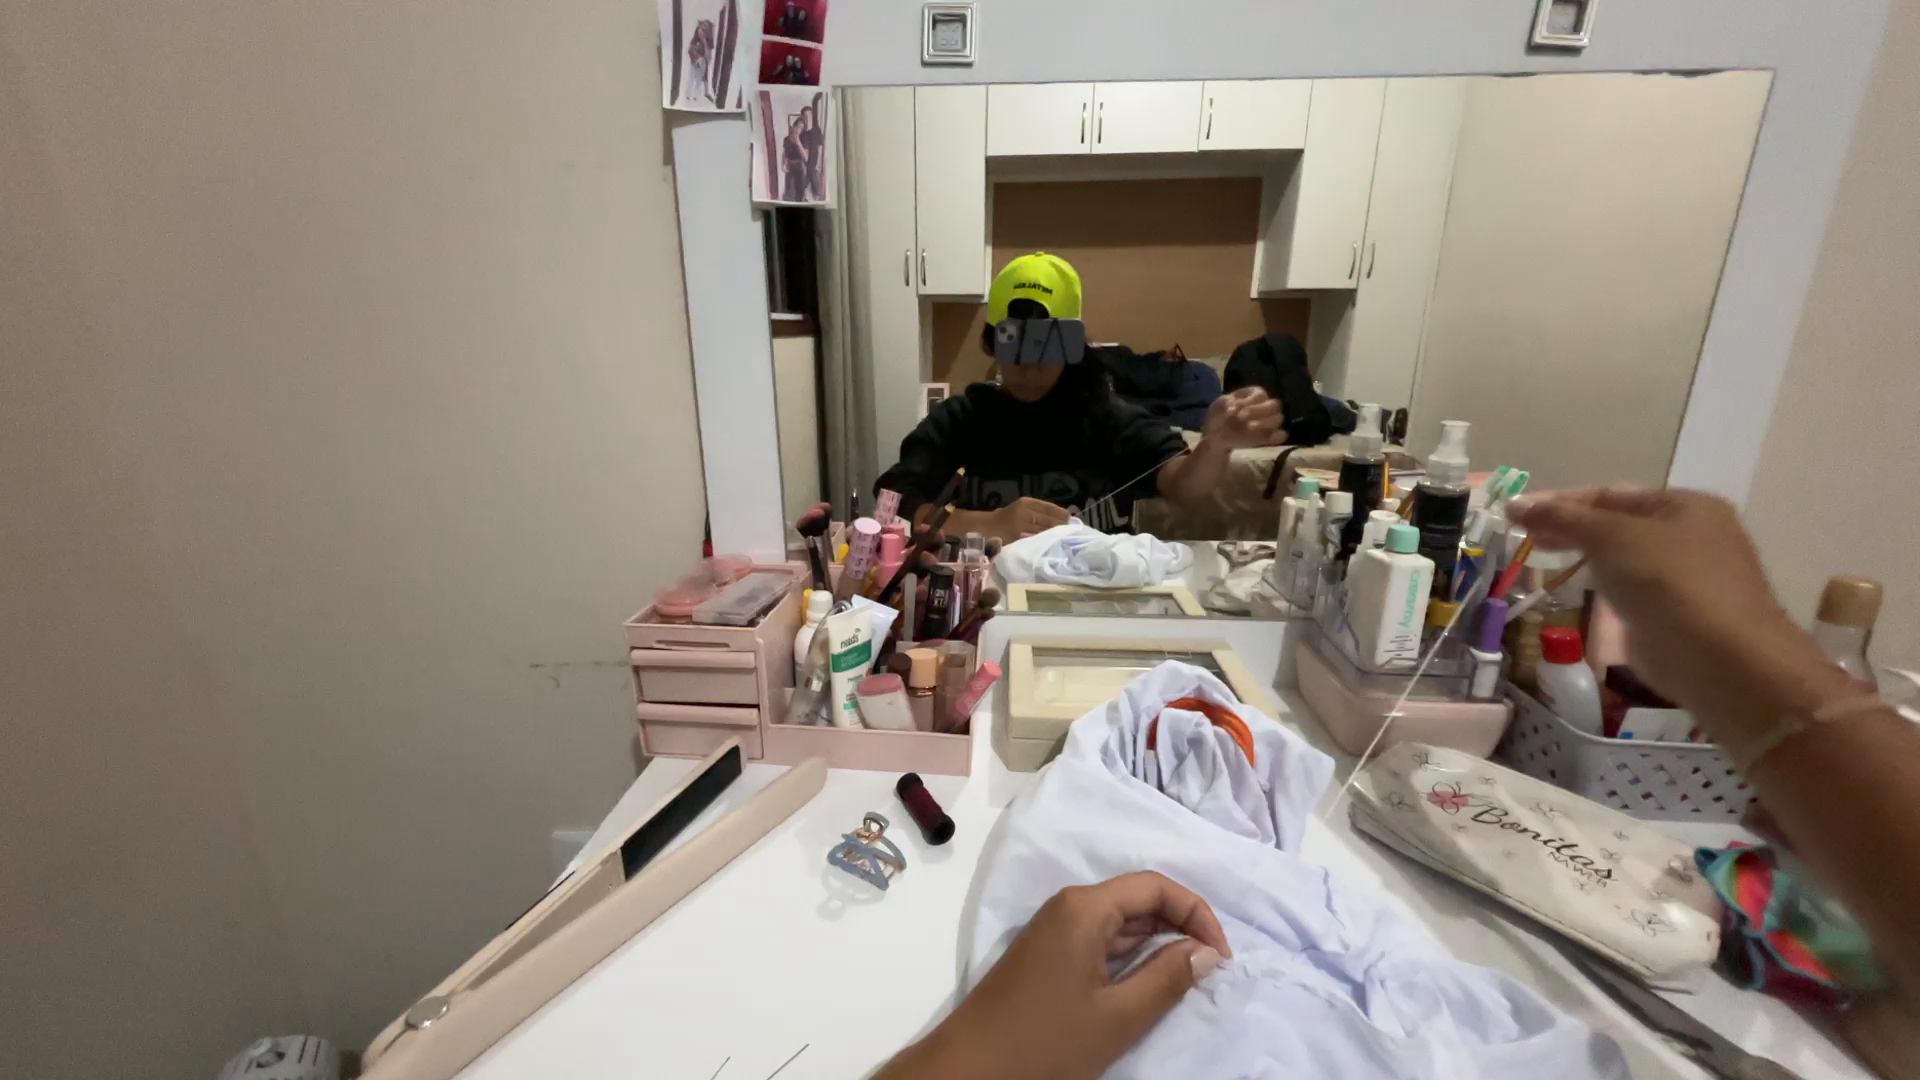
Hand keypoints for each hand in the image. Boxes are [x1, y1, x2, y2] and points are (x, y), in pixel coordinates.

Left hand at [875, 872, 1229, 1079]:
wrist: (972, 1066)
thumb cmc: (1047, 1041)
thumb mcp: (1117, 1017)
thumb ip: (1166, 979)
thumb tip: (1206, 951)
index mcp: (1085, 906)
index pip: (1153, 885)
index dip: (1195, 910)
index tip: (1222, 955)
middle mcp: (1070, 904)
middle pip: (1137, 897)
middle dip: (1180, 924)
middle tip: (1213, 968)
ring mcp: (1057, 927)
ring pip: (1120, 920)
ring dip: (1158, 940)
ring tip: (1192, 975)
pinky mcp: (1051, 950)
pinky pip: (1102, 939)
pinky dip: (1133, 954)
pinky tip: (1152, 980)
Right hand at [992, 496, 1071, 539]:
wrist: (985, 527)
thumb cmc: (1005, 518)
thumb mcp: (1020, 508)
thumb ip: (1037, 511)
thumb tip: (1062, 516)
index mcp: (1026, 502)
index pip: (1049, 507)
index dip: (1061, 513)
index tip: (1070, 518)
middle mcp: (1024, 512)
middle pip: (1049, 519)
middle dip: (1061, 525)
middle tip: (1070, 530)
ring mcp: (1021, 526)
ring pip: (1044, 530)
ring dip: (1055, 535)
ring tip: (1064, 538)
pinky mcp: (1018, 538)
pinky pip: (1036, 540)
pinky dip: (1045, 542)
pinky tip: (1051, 544)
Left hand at [1201, 387, 1284, 449]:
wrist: (1216, 436)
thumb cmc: (1219, 416)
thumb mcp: (1217, 407)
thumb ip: (1225, 404)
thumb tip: (1233, 407)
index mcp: (1255, 394)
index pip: (1260, 395)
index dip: (1248, 402)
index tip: (1232, 409)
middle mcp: (1266, 406)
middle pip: (1274, 405)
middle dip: (1257, 412)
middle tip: (1240, 419)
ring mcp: (1270, 421)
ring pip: (1278, 419)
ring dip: (1263, 424)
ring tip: (1248, 429)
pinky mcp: (1270, 437)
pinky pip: (1280, 436)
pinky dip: (1273, 438)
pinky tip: (1261, 440)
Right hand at [1507, 487, 1849, 724]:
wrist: (1718, 654)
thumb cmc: (1666, 580)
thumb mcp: (1608, 536)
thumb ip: (1560, 517)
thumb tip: (1514, 504)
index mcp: (1684, 505)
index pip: (1607, 493)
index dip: (1557, 501)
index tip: (1513, 512)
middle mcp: (1689, 532)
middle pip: (1612, 521)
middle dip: (1565, 525)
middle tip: (1522, 535)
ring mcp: (1683, 572)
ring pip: (1617, 552)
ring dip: (1577, 551)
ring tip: (1538, 555)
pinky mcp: (1673, 606)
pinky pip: (1625, 581)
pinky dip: (1596, 578)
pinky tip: (1572, 583)